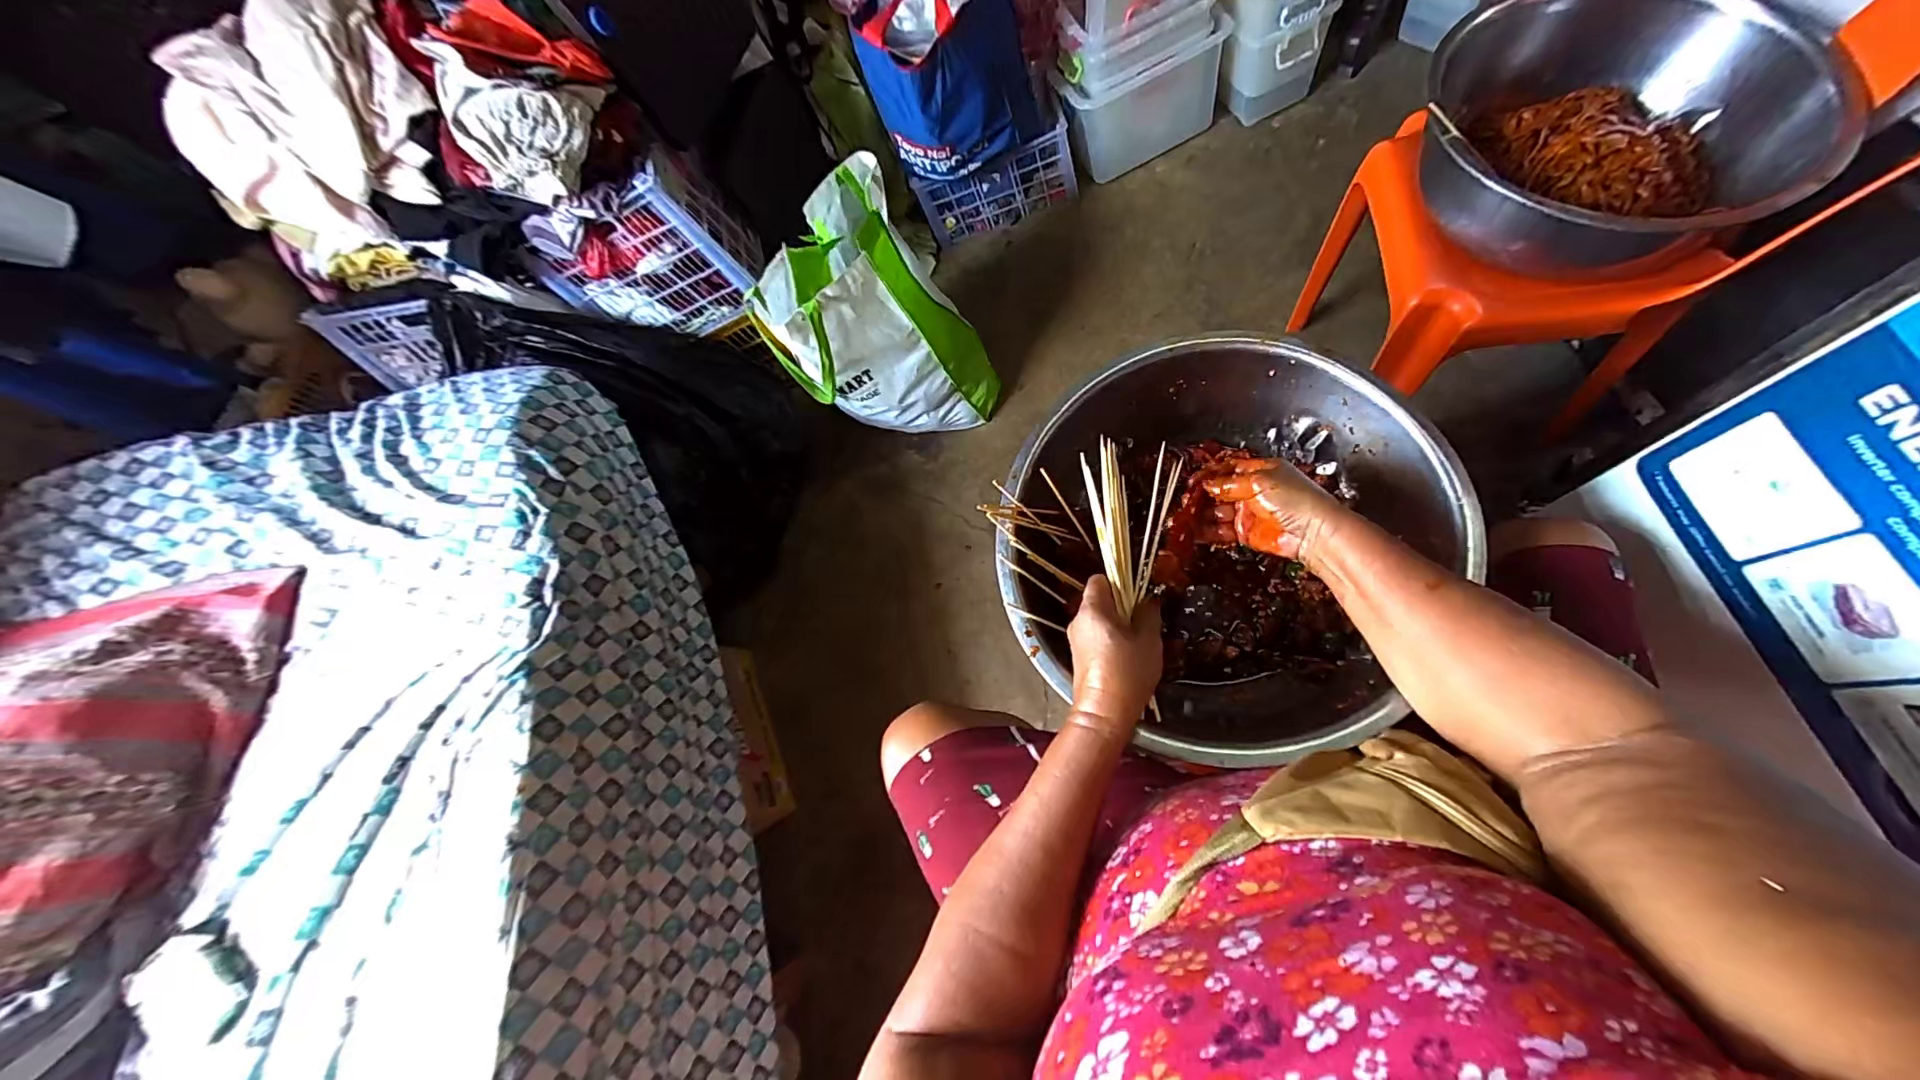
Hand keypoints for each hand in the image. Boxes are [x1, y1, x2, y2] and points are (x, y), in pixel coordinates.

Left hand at [1067, 575, 1162, 731]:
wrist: (1104, 712)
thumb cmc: (1128, 672)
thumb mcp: (1149, 639)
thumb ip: (1148, 613)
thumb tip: (1149, 599)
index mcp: (1092, 609)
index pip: (1099, 579)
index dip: (1119, 581)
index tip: (1137, 592)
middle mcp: (1078, 620)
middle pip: (1098, 599)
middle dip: (1120, 604)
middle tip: (1142, 617)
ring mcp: (1075, 639)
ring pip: (1096, 619)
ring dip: (1116, 623)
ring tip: (1138, 639)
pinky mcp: (1077, 656)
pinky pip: (1094, 636)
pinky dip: (1108, 639)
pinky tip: (1126, 655)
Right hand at [1199, 458, 1341, 562]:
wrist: (1313, 534)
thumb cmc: (1298, 501)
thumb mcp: (1261, 482)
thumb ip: (1230, 483)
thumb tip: (1209, 483)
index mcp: (1260, 471)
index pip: (1228, 469)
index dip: (1209, 474)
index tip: (1193, 479)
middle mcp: (1253, 490)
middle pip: (1218, 490)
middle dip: (1201, 495)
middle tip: (1185, 499)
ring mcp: (1248, 512)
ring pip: (1216, 511)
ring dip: (1200, 513)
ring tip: (1184, 516)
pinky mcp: (1245, 532)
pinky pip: (1220, 530)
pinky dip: (1206, 531)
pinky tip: (1193, 531)